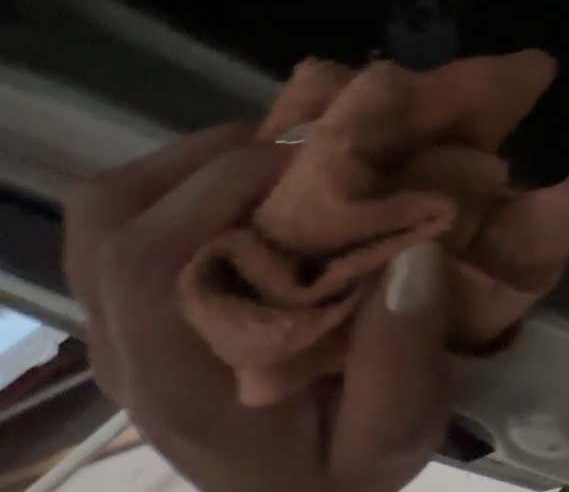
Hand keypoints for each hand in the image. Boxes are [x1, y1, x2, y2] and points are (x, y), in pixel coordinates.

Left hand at [63, 123, 450, 491]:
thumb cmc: (348, 468)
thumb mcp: (396, 437)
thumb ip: (403, 359)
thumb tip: (416, 252)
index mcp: (183, 380)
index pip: (150, 256)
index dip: (232, 179)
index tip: (334, 155)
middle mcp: (132, 348)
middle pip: (114, 217)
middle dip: (223, 154)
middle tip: (321, 146)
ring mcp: (128, 328)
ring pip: (114, 209)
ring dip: (204, 162)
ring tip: (296, 159)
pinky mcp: (147, 312)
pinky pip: (138, 218)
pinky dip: (201, 181)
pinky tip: (277, 191)